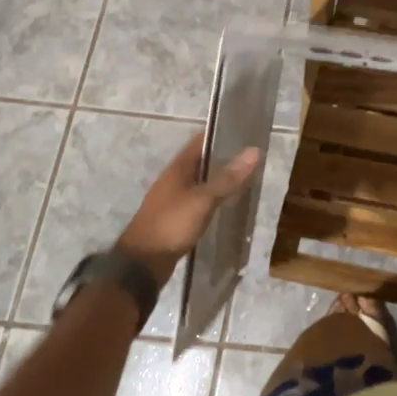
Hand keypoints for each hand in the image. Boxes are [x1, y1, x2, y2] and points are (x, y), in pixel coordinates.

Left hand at [118, 134, 260, 285]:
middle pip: (202, 161)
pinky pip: (199, 200)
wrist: (141, 265)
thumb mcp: (203, 200)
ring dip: (220, 179)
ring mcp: (173, 199)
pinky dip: (213, 198)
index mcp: (178, 167)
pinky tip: (228, 204)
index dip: (221, 133)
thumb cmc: (171, 225)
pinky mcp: (175, 218)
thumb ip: (228, 178)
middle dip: (225, 157)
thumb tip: (255, 151)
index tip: (245, 131)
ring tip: (246, 179)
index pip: (201, 141)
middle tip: (252, 157)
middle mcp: (174, 179)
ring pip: (201, 182)